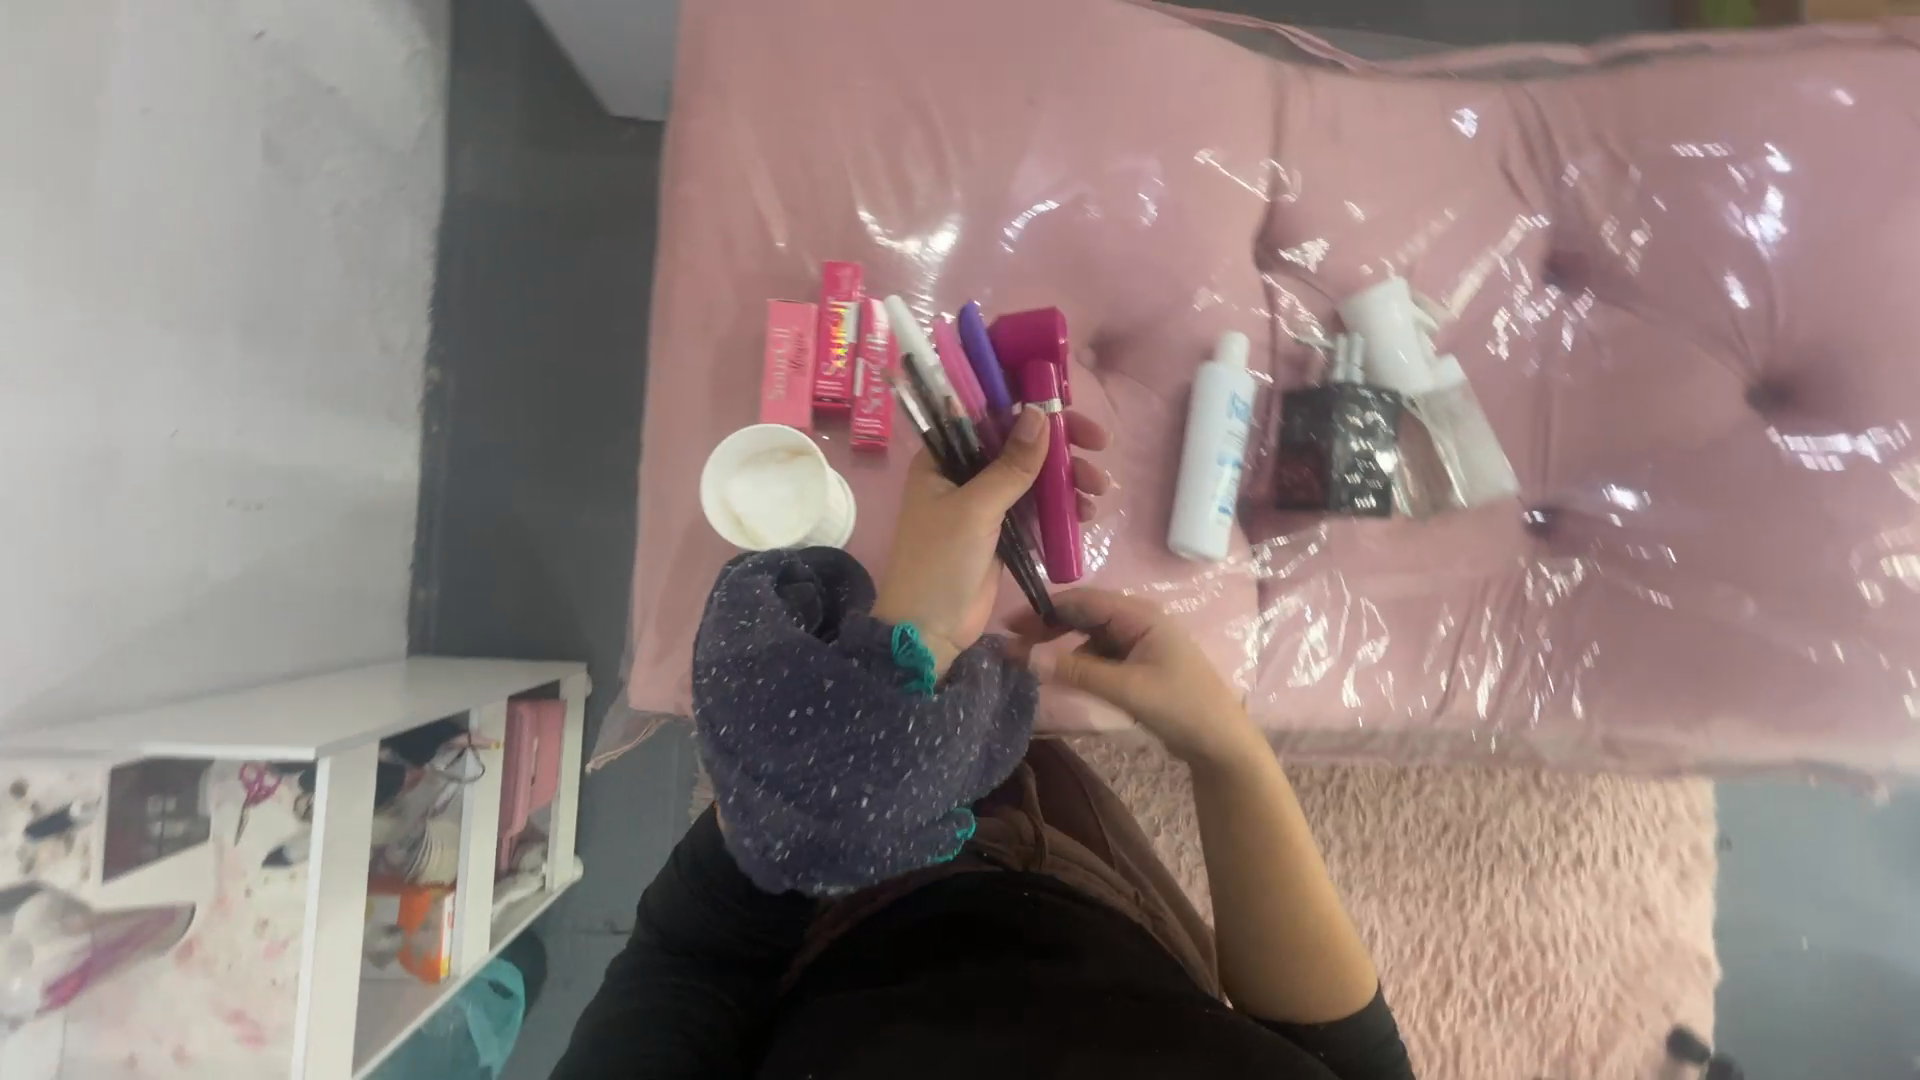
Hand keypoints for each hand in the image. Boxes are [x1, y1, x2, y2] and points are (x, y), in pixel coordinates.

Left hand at [873, 409, 1111, 675]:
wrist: (930, 629)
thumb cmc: (940, 561)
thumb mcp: (976, 508)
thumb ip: (1011, 465)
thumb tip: (1040, 414)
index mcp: (941, 459)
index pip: (987, 415)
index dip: (1028, 406)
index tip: (1067, 410)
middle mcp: (961, 474)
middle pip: (1017, 444)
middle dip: (1059, 446)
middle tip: (1099, 446)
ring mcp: (983, 503)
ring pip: (1032, 477)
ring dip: (1066, 478)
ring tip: (1098, 490)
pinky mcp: (1001, 531)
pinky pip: (1036, 508)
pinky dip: (1060, 508)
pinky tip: (1084, 513)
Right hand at [1008, 589, 1260, 769]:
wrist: (1222, 743)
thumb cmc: (1181, 707)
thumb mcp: (1127, 689)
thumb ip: (1077, 671)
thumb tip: (1026, 658)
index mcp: (1139, 615)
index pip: (1082, 600)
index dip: (1044, 609)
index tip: (1010, 625)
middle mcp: (1137, 621)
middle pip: (1082, 615)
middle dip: (1047, 626)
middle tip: (1012, 644)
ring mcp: (1137, 643)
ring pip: (1087, 636)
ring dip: (1059, 645)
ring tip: (1028, 661)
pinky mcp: (1136, 664)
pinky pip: (1097, 655)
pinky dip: (1075, 662)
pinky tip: (1058, 675)